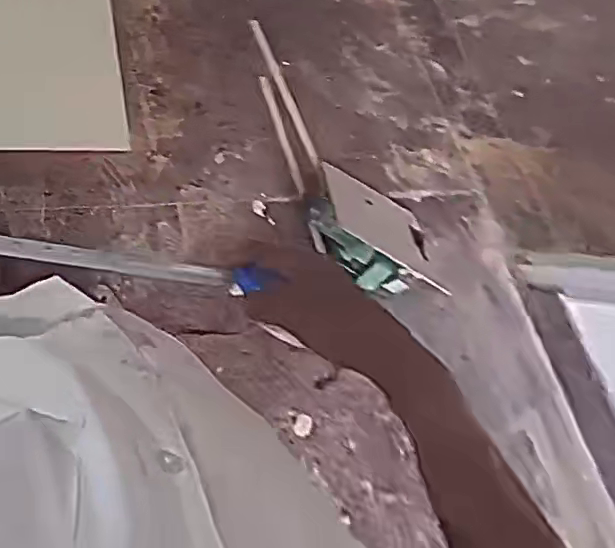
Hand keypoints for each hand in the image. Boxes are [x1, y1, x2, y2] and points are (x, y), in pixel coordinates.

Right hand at [238, 241, 442, 385]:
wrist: (394, 363)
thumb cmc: (335, 329)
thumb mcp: (286, 313)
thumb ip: (259, 302)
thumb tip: (241, 299)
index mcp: (304, 261)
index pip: (262, 250)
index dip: (238, 256)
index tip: (220, 265)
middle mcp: (322, 268)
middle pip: (281, 264)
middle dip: (259, 273)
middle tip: (239, 285)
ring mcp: (339, 289)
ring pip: (298, 282)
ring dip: (277, 290)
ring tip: (261, 306)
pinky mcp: (351, 311)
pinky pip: (312, 299)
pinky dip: (295, 305)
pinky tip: (292, 322)